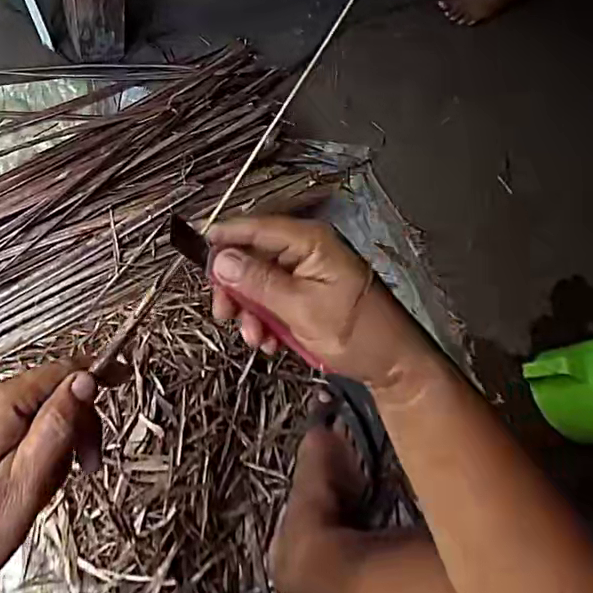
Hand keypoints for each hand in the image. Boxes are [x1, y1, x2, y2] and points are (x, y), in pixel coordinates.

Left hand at [0, 363, 100, 592]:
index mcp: (4, 403)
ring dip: (65, 443)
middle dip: (81, 424)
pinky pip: (35, 429)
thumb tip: (85, 380)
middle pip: (59, 390)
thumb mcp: (27, 478)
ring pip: (50, 412)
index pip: (63, 370)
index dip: (97, 374)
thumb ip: (58, 424)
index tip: (123, 378)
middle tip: (89, 463)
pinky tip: (41, 481)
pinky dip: (48, 452)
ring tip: (56, 482)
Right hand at [205, 216, 433, 391]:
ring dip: (250, 309)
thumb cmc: (355, 332)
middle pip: (254, 256)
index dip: (226, 236)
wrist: (395, 366)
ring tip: (255, 338)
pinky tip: (268, 341)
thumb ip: (258, 283)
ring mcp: (306, 271)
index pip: (257, 227)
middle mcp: (305, 249)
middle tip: (223, 314)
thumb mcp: (301, 309)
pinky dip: (265, 318)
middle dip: (235, 286)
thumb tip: (220, 258)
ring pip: (260, 281)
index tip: (197, 247)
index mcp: (309, 240)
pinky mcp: (307, 293)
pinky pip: (274, 298)